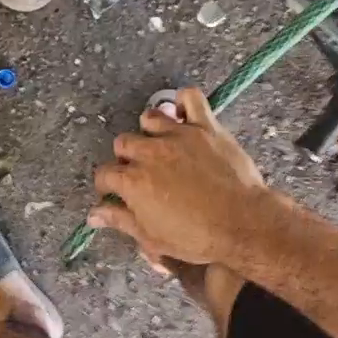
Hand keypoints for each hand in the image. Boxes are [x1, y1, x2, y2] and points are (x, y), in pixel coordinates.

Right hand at [91, 88, 276, 265]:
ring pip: (150, 117)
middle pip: (123, 142)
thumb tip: (94, 214)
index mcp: (134, 181)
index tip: (115, 191)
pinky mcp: (205, 126)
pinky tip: (183, 112)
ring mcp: (178, 135)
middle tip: (141, 170)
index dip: (108, 185)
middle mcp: (150, 152)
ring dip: (150, 130)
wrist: (242, 224)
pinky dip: (184, 100)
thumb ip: (120, 220)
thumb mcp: (153, 238)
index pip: (105, 174)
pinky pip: (190, 98)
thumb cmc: (198, 237)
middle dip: (127, 157)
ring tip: (160, 143)